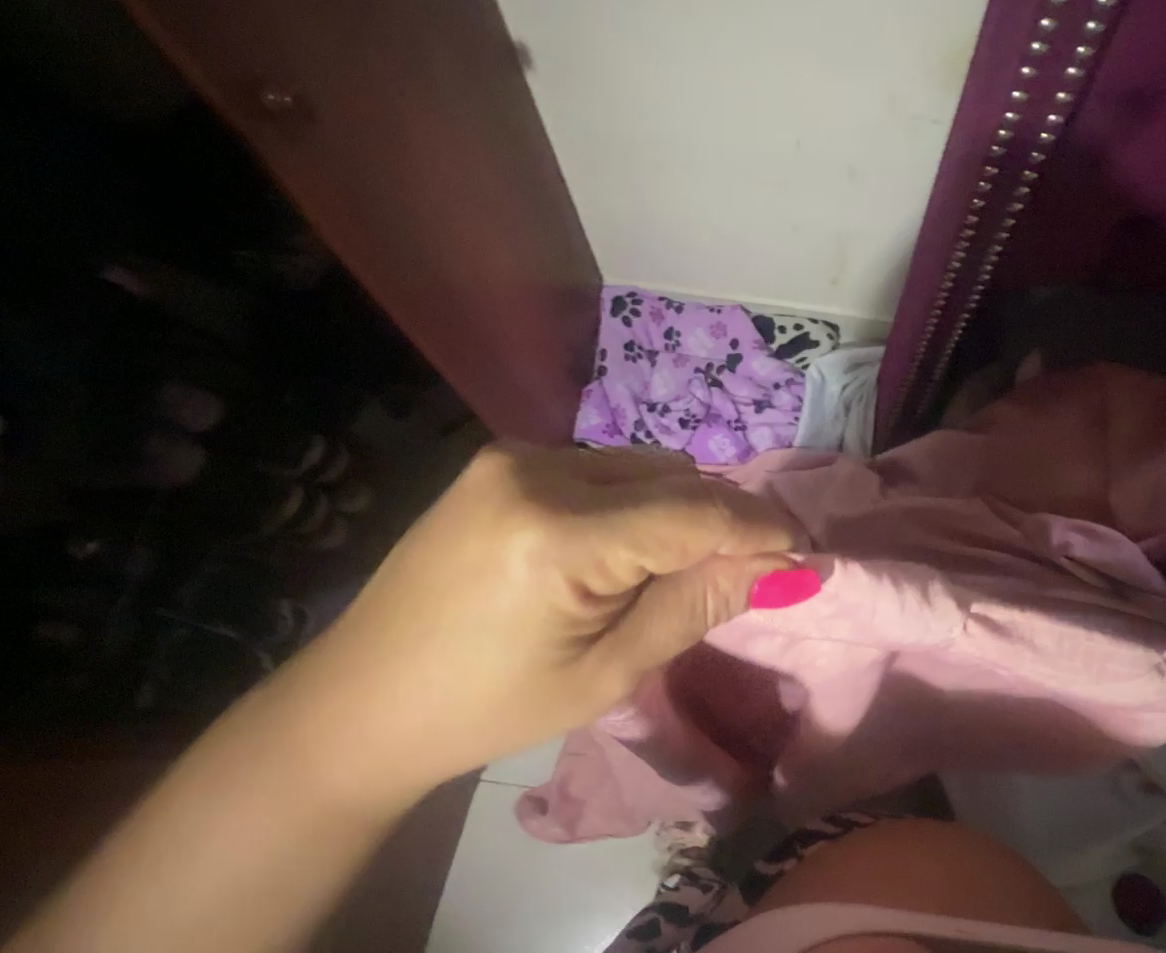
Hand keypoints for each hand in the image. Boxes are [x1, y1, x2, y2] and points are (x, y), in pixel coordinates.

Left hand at [284, 443, 801, 799]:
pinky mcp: (498, 459)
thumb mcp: (606, 675)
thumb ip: (696, 605)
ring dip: (673, 506)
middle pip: (672, 476)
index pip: (695, 510)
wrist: (362, 700)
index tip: (803, 549)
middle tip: (737, 574)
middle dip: (718, 520)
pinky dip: (629, 499)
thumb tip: (779, 565)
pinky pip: (598, 466)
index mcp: (559, 536)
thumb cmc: (488, 707)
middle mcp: (537, 470)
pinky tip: (612, 548)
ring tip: (662, 570)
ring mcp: (512, 456)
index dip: (759, 527)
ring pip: (639, 464)